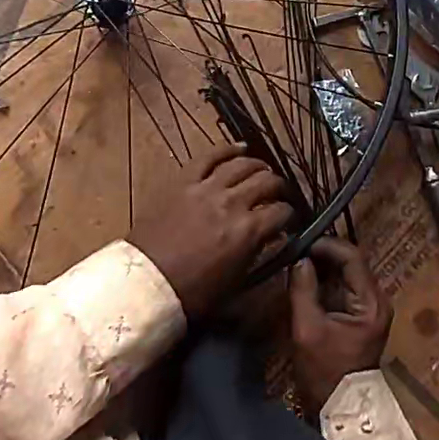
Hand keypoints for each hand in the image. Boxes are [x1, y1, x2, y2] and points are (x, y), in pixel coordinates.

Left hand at [132, 144, 292, 318]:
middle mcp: (232, 203)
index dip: (289, 215)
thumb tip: (273, 238)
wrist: (149, 281)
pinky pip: (209, 156)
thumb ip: (259, 256)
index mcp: (248, 232)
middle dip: (279, 188)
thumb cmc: (193, 292)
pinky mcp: (184, 180)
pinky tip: (240, 147)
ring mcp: (206, 188)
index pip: (281, 212)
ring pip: (241, 165)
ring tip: (264, 170)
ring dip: (258, 166)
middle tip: (280, 193)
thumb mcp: (237, 282)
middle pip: (266, 183)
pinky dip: (227, 149)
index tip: (288, 218)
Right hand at [289, 238, 392, 416]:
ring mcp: (370, 308)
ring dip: (323, 264)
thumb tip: (298, 258)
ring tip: (296, 259)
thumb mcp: (307, 328)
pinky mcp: (360, 314)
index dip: (326, 245)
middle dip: (323, 253)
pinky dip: (325, 278)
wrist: (340, 409)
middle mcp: (377, 300)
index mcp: (371, 303)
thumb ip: (302, 289)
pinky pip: (343, 285)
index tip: (300, 243)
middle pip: (351, 261)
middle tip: (295, 249)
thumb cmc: (325, 372)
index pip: (352, 257)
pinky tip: (305, 276)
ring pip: (346, 272)